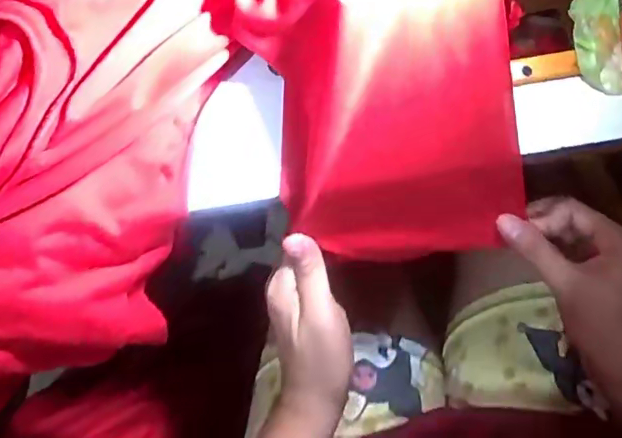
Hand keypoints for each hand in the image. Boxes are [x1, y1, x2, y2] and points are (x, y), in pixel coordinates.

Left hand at [263, 234, 351, 437]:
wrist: (317, 401)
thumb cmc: (322, 356)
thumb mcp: (321, 310)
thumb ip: (310, 272)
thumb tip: (294, 233)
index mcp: (280, 285)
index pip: (293, 243)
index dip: (312, 231)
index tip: (334, 220)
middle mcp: (278, 290)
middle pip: (297, 254)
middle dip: (316, 242)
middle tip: (343, 229)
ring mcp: (287, 302)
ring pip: (303, 267)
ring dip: (319, 257)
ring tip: (342, 243)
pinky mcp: (298, 312)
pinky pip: (307, 280)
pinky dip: (319, 273)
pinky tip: (335, 270)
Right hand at [498, 198, 621, 433]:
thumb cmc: (601, 329)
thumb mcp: (565, 285)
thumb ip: (535, 249)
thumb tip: (502, 218)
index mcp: (617, 238)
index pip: (572, 209)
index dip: (542, 217)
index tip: (517, 232)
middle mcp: (620, 242)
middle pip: (575, 220)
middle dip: (544, 225)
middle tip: (515, 236)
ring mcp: (618, 260)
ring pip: (577, 237)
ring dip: (550, 239)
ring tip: (523, 247)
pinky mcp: (611, 277)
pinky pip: (582, 254)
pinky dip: (561, 254)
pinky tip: (541, 261)